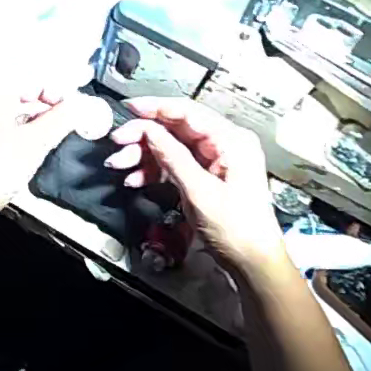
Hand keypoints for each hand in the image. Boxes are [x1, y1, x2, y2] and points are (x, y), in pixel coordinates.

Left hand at [0, 78, 109, 248]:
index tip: (88, 90)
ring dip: (46, 113)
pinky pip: (13, 122)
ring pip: (21, 106)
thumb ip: (64, 118)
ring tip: (74, 121)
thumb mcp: (35, 142)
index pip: (36, 75)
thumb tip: (86, 103)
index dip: (65, 83)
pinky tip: (51, 133)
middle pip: (28, 88)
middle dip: (57, 99)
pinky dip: (32, 125)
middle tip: (85, 110)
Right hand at [105, 97, 290, 278]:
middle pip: (176, 129)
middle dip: (144, 135)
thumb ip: (172, 157)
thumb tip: (149, 130)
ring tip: (121, 164)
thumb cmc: (238, 229)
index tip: (130, 107)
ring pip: (171, 147)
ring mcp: (214, 161)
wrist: (252, 263)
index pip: (188, 113)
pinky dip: (154, 170)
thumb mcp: (200, 191)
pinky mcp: (205, 177)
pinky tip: (135, 178)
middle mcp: (225, 145)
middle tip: (118, 141)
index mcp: (232, 141)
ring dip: (144, 154)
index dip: (156, 108)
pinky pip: (174, 165)